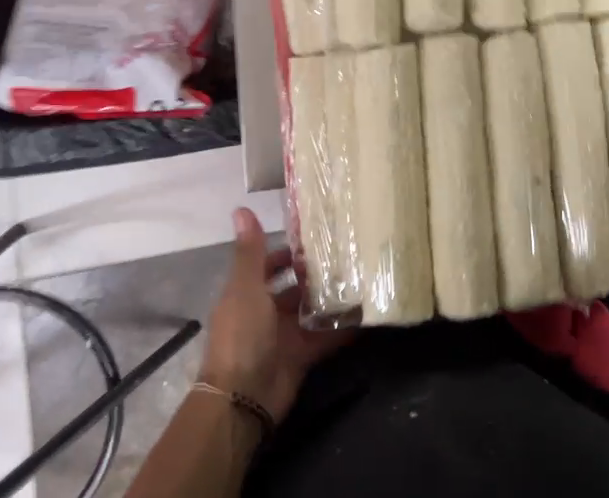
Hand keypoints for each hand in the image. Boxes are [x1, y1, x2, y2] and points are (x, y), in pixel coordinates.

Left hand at [200, 208, 352, 421]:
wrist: (243, 399)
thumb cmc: (242, 336)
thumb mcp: (245, 289)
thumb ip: (249, 253)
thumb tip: (240, 209)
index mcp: (247, 295)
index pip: (268, 266)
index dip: (288, 252)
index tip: (319, 236)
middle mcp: (264, 313)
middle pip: (292, 288)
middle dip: (315, 273)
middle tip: (349, 253)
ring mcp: (284, 336)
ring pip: (311, 312)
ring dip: (331, 298)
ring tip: (363, 276)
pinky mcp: (302, 357)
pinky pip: (326, 338)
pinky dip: (344, 328)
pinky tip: (368, 312)